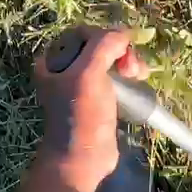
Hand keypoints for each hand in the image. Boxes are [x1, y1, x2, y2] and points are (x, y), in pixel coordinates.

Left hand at [32, 26, 147, 191]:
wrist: (82, 158)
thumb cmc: (80, 115)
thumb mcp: (88, 74)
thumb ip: (104, 46)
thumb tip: (124, 34)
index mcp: (53, 60)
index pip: (83, 33)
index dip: (104, 36)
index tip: (120, 50)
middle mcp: (66, 68)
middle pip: (100, 44)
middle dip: (119, 50)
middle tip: (131, 67)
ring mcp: (84, 83)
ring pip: (111, 58)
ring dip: (128, 61)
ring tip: (138, 74)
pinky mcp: (99, 97)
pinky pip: (116, 74)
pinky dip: (128, 73)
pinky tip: (138, 79)